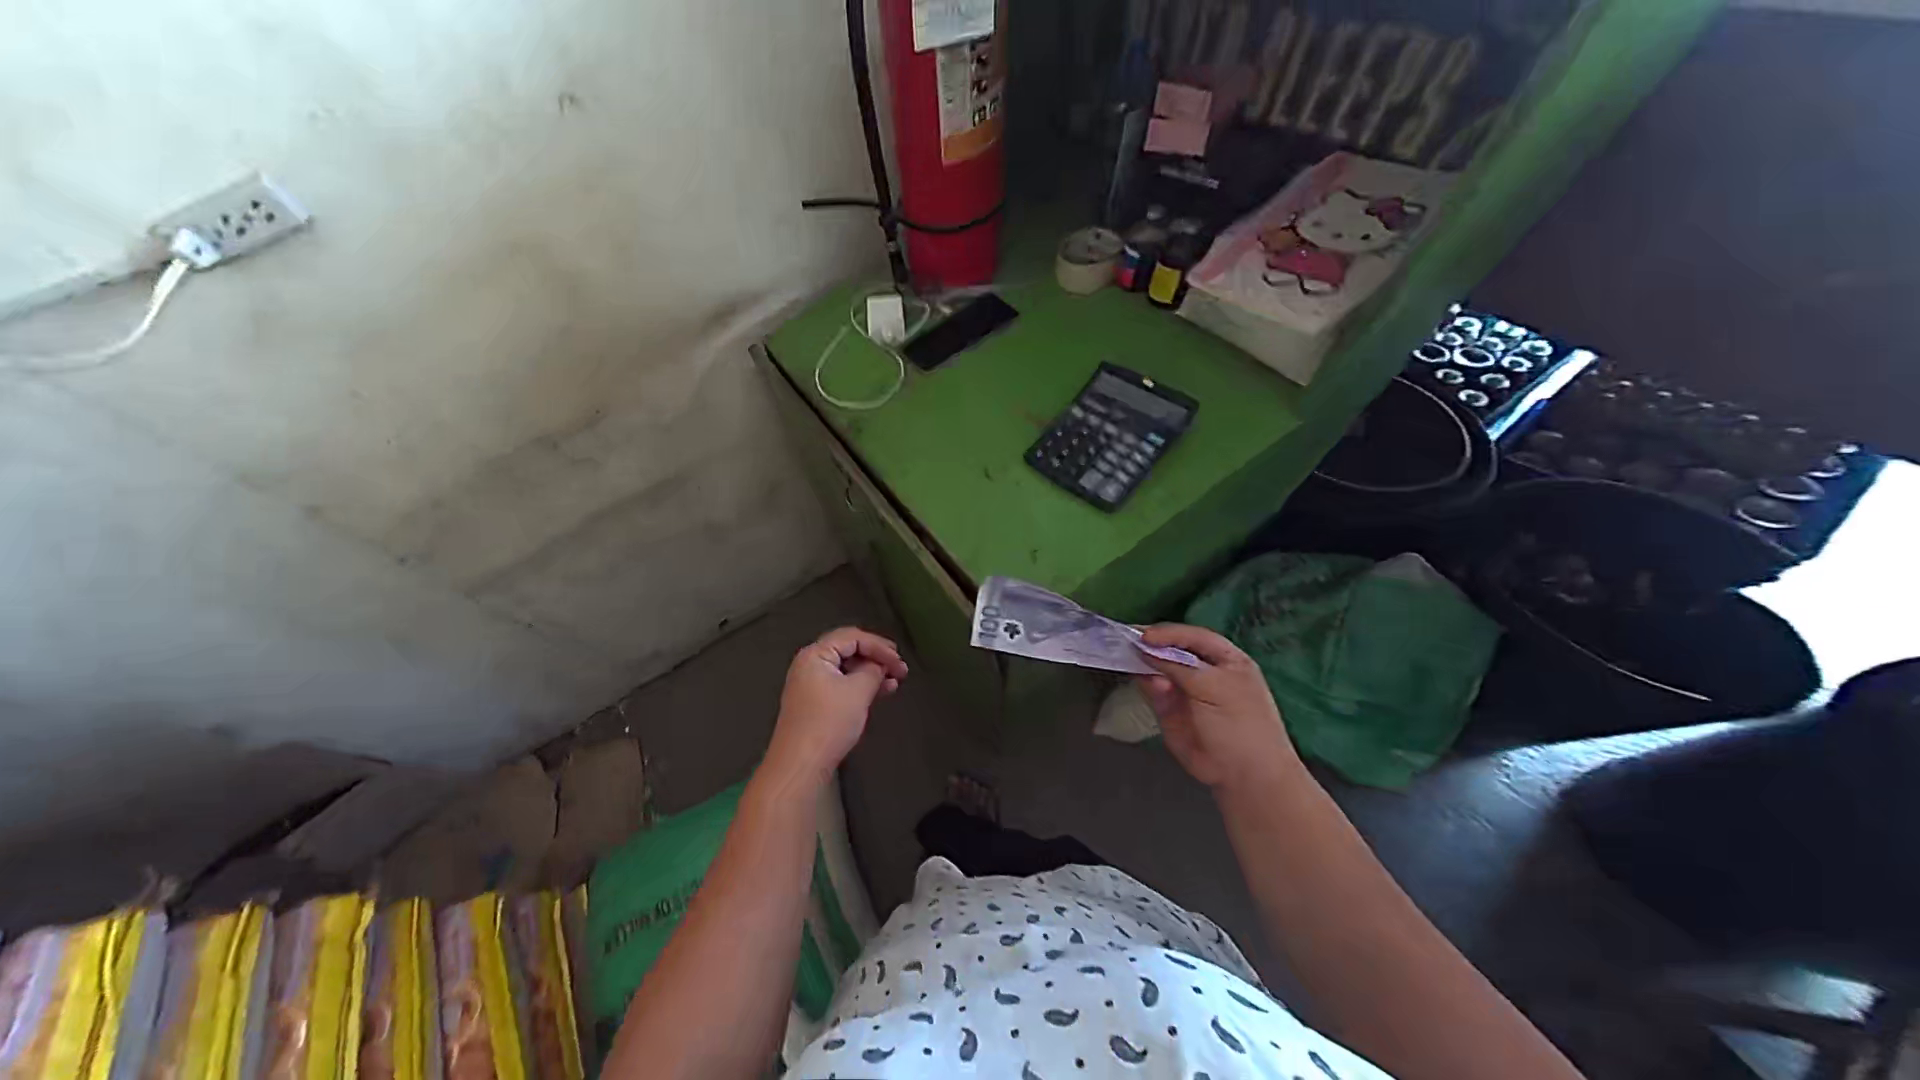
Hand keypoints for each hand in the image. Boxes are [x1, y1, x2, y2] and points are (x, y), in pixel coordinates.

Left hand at [763, 627, 907, 785]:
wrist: (800, 764)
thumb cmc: (829, 722)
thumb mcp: (858, 691)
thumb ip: (873, 670)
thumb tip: (880, 665)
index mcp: (815, 654)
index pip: (852, 638)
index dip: (879, 646)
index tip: (899, 661)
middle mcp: (809, 664)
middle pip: (848, 650)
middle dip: (876, 657)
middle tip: (899, 668)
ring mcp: (810, 684)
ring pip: (847, 668)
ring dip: (871, 672)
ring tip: (894, 682)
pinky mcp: (814, 702)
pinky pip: (842, 684)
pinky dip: (861, 686)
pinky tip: (879, 693)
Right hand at [1135, 624, 1300, 793]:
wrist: (1243, 775)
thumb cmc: (1240, 726)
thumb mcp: (1214, 687)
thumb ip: (1179, 667)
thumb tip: (1146, 650)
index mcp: (1224, 658)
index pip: (1193, 636)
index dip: (1170, 633)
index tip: (1145, 636)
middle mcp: (1202, 669)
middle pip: (1172, 648)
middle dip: (1151, 643)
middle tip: (1126, 638)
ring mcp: (1184, 688)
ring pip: (1158, 667)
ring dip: (1143, 660)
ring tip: (1123, 652)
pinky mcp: (1169, 708)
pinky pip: (1152, 689)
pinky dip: (1142, 680)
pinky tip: (1133, 673)